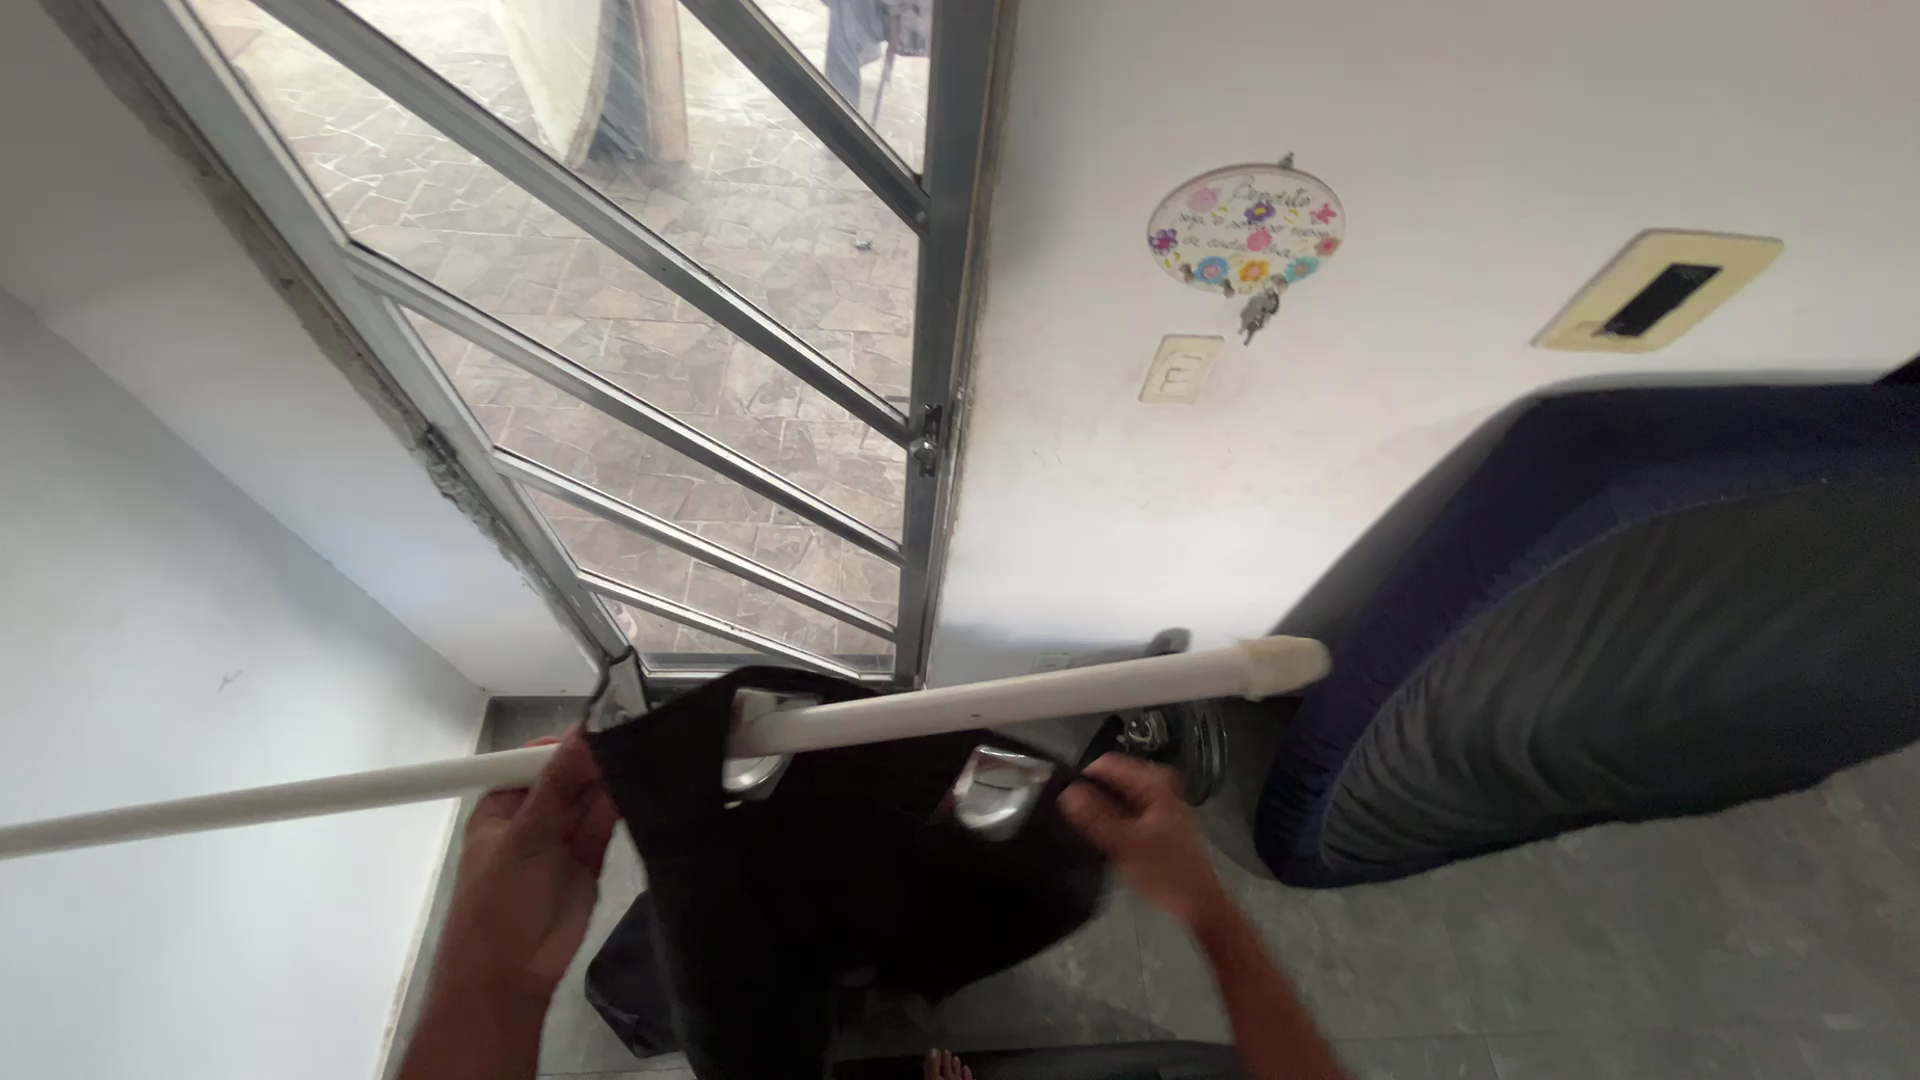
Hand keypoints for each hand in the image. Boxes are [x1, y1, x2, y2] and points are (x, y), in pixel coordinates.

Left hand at [434, 727, 618, 1002]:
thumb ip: (558, 786)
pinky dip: (624, 802)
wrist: (511, 978)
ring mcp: (564, 834)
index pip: (537, 760)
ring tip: (648, 752)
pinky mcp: (592, 853)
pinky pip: (609, 818)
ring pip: (593, 794)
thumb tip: (584, 733)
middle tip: (635, 734)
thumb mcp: (524, 839)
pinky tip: (645, 782)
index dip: (568, 743)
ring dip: (614, 778)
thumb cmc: (499, 905)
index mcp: (504, 805)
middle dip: (597, 759)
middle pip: (570, 774)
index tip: (604, 725)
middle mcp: (535, 814)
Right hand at [1058, 753, 1228, 926]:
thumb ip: (1095, 817)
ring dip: (1099, 807)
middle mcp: (1158, 785)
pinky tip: (1097, 834)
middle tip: (1069, 814)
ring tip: (1078, 825)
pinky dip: (1111, 817)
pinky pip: (1125, 808)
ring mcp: (1158, 802)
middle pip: (1112, 778)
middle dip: (1091, 793)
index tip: (1064, 798)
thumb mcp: (1125, 845)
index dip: (1084, 777)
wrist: (1199, 906)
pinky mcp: (1156, 820)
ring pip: (1117, 794)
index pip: (1107, 764)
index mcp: (1154, 782)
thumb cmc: (1166, 873)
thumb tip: (1065, 791)